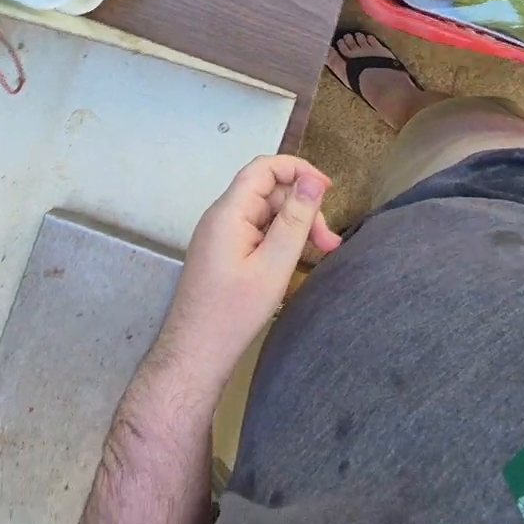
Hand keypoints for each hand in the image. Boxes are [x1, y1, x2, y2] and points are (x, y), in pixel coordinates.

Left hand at [151, 155, 340, 389]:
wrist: (194, 355)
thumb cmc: (233, 313)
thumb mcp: (274, 265)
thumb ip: (295, 219)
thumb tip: (314, 180)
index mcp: (229, 212)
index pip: (264, 168)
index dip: (298, 169)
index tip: (328, 189)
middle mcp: (221, 216)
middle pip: (269, 192)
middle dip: (303, 208)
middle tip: (329, 241)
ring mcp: (220, 234)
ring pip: (265, 212)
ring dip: (295, 226)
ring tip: (322, 252)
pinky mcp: (223, 251)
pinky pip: (257, 230)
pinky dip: (280, 239)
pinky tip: (297, 259)